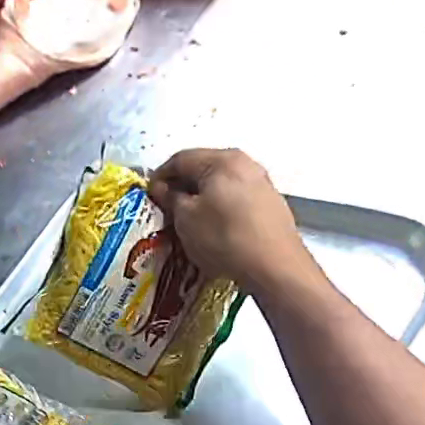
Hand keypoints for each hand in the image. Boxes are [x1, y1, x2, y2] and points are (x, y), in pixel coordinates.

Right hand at [148, 149, 318, 300]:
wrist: (274, 266)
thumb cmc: (225, 239)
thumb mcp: (186, 220)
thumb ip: (171, 199)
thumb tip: (163, 189)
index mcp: (221, 160)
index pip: (180, 158)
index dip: (160, 176)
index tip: (150, 194)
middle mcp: (245, 163)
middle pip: (204, 168)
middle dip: (183, 186)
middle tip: (167, 208)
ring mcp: (262, 183)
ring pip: (222, 184)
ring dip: (203, 199)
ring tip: (190, 222)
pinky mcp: (271, 205)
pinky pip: (238, 199)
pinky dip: (221, 209)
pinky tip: (216, 230)